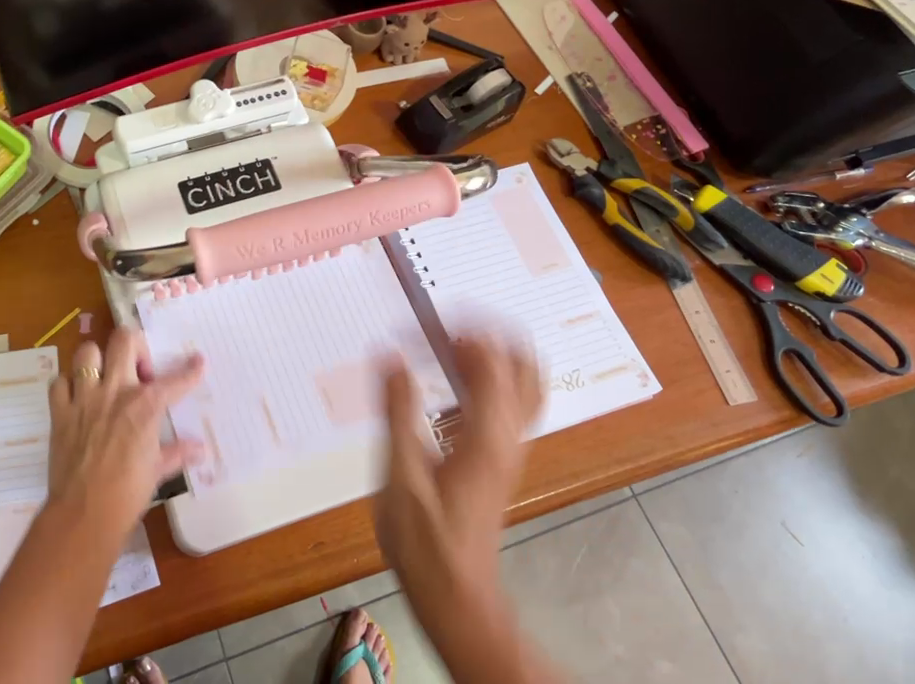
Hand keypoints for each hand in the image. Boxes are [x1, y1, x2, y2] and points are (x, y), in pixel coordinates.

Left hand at [46, 329, 204, 543]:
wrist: (85, 511)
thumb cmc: (128, 492)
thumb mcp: (158, 471)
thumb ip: (178, 453)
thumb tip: (199, 450)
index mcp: (144, 405)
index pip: (175, 380)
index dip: (190, 370)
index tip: (197, 361)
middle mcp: (114, 391)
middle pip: (124, 340)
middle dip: (136, 346)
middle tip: (139, 371)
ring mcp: (84, 398)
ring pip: (87, 352)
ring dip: (98, 361)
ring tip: (105, 379)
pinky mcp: (59, 412)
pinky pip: (60, 383)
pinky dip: (68, 386)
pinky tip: (77, 399)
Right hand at [375, 337, 543, 609]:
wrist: (456, 592)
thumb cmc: (424, 539)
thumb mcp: (400, 474)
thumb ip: (398, 410)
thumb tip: (391, 354)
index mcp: (486, 434)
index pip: (492, 360)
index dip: (464, 330)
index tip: (424, 322)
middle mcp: (508, 436)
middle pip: (524, 366)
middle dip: (490, 333)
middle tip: (446, 324)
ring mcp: (509, 448)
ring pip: (523, 384)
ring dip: (493, 354)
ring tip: (448, 343)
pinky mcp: (499, 458)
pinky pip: (508, 404)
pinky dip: (488, 379)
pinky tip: (450, 385)